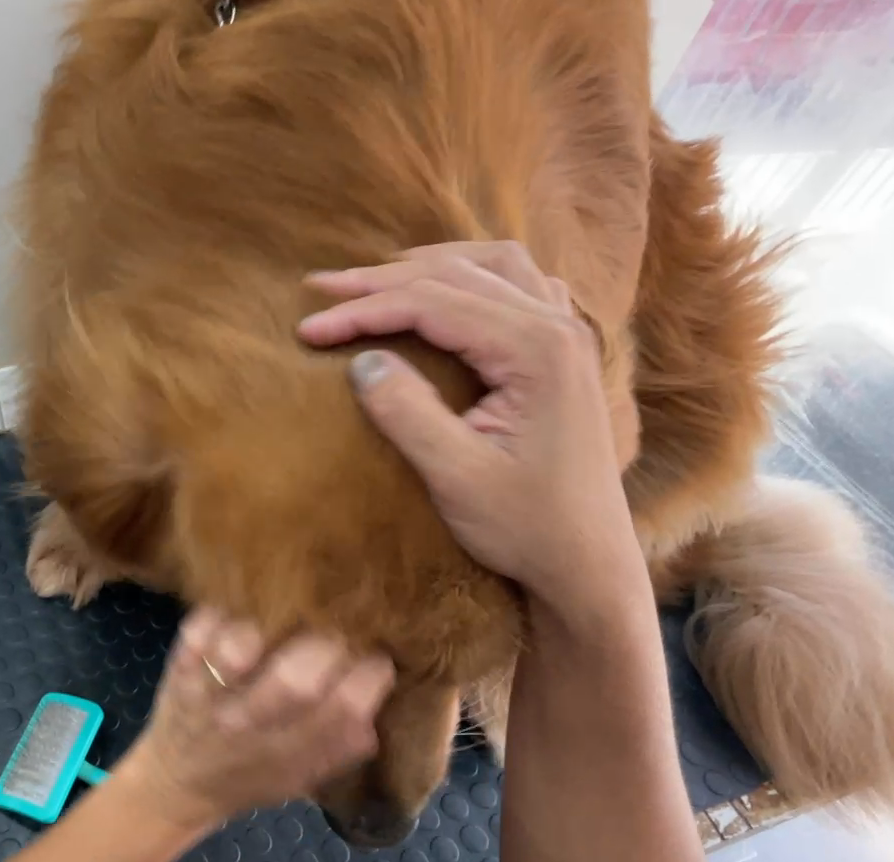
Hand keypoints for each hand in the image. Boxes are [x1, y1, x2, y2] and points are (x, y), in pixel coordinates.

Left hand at [118, 609, 395, 828]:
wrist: (178, 783)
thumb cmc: (250, 775)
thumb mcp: (305, 775)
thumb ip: (345, 742)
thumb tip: (383, 690)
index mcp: (292, 754)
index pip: (345, 710)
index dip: (369, 675)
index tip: (373, 656)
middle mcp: (250, 727)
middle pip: (296, 680)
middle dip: (325, 645)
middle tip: (330, 631)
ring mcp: (209, 697)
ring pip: (238, 651)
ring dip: (267, 627)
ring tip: (284, 616)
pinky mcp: (179, 671)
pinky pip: (196, 633)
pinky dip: (218, 615)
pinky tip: (236, 611)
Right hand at [297, 241, 639, 612]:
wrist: (586, 563)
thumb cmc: (524, 526)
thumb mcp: (454, 476)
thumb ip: (406, 413)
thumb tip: (362, 362)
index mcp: (536, 350)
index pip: (433, 304)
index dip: (363, 311)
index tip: (307, 329)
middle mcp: (557, 327)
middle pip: (458, 274)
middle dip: (381, 280)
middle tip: (321, 289)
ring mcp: (567, 337)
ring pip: (494, 266)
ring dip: (429, 266)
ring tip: (375, 281)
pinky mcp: (562, 355)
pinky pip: (518, 285)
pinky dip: (471, 277)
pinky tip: (447, 294)